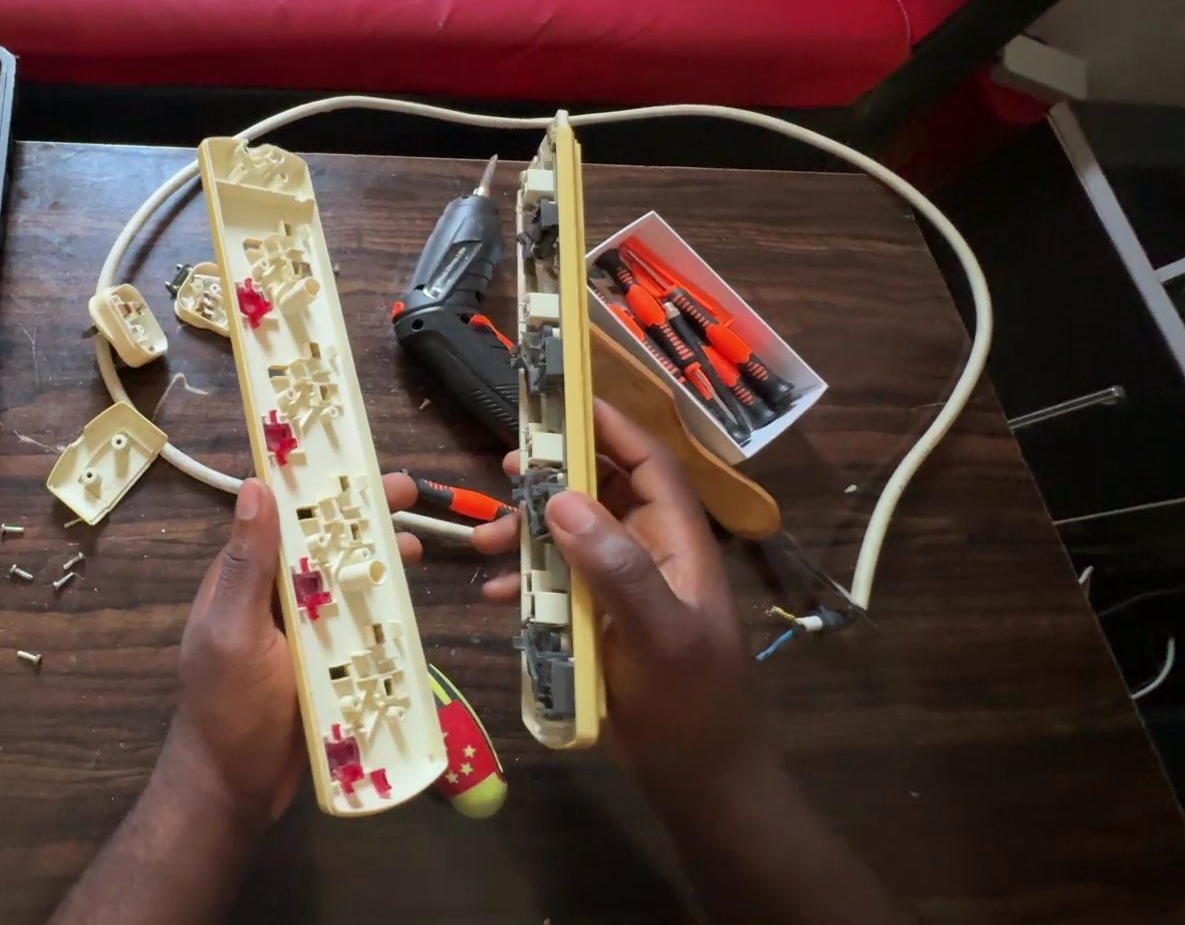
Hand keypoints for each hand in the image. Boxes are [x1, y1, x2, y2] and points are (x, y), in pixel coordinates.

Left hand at [164, 477, 423, 827]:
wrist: (235, 787)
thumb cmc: (228, 707)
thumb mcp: (232, 632)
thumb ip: (245, 565)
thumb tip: (255, 486)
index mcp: (245, 576)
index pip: (280, 513)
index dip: (314, 484)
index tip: (351, 459)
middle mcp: (273, 592)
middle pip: (320, 540)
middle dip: (359, 514)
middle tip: (408, 491)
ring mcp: (301, 625)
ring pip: (342, 576)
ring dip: (376, 555)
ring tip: (415, 540)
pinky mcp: (325, 655)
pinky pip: (355, 618)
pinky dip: (380, 601)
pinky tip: (407, 596)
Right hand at [468, 400, 772, 806]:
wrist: (698, 783)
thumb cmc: (690, 707)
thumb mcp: (656, 634)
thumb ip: (615, 566)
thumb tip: (562, 500)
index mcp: (677, 546)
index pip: (650, 468)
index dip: (614, 429)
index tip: (568, 401)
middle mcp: (649, 555)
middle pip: (601, 493)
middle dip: (554, 478)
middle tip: (509, 470)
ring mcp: (621, 587)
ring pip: (571, 535)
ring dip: (527, 532)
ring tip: (486, 542)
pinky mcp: (597, 616)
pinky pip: (555, 580)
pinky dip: (525, 578)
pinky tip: (496, 591)